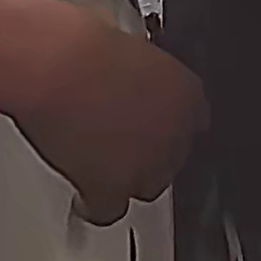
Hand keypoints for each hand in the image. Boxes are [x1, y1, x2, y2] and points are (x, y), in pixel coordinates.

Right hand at [13, 27, 206, 224]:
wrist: (65, 64)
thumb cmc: (91, 50)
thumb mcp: (142, 58)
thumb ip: (151, 83)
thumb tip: (137, 94)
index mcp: (190, 93)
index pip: (196, 122)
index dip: (171, 129)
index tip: (154, 132)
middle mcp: (178, 128)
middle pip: (176, 157)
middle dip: (154, 156)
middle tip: (126, 152)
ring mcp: (150, 157)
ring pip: (152, 185)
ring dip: (132, 181)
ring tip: (110, 175)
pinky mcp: (113, 182)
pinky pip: (111, 210)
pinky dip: (97, 207)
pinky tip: (85, 200)